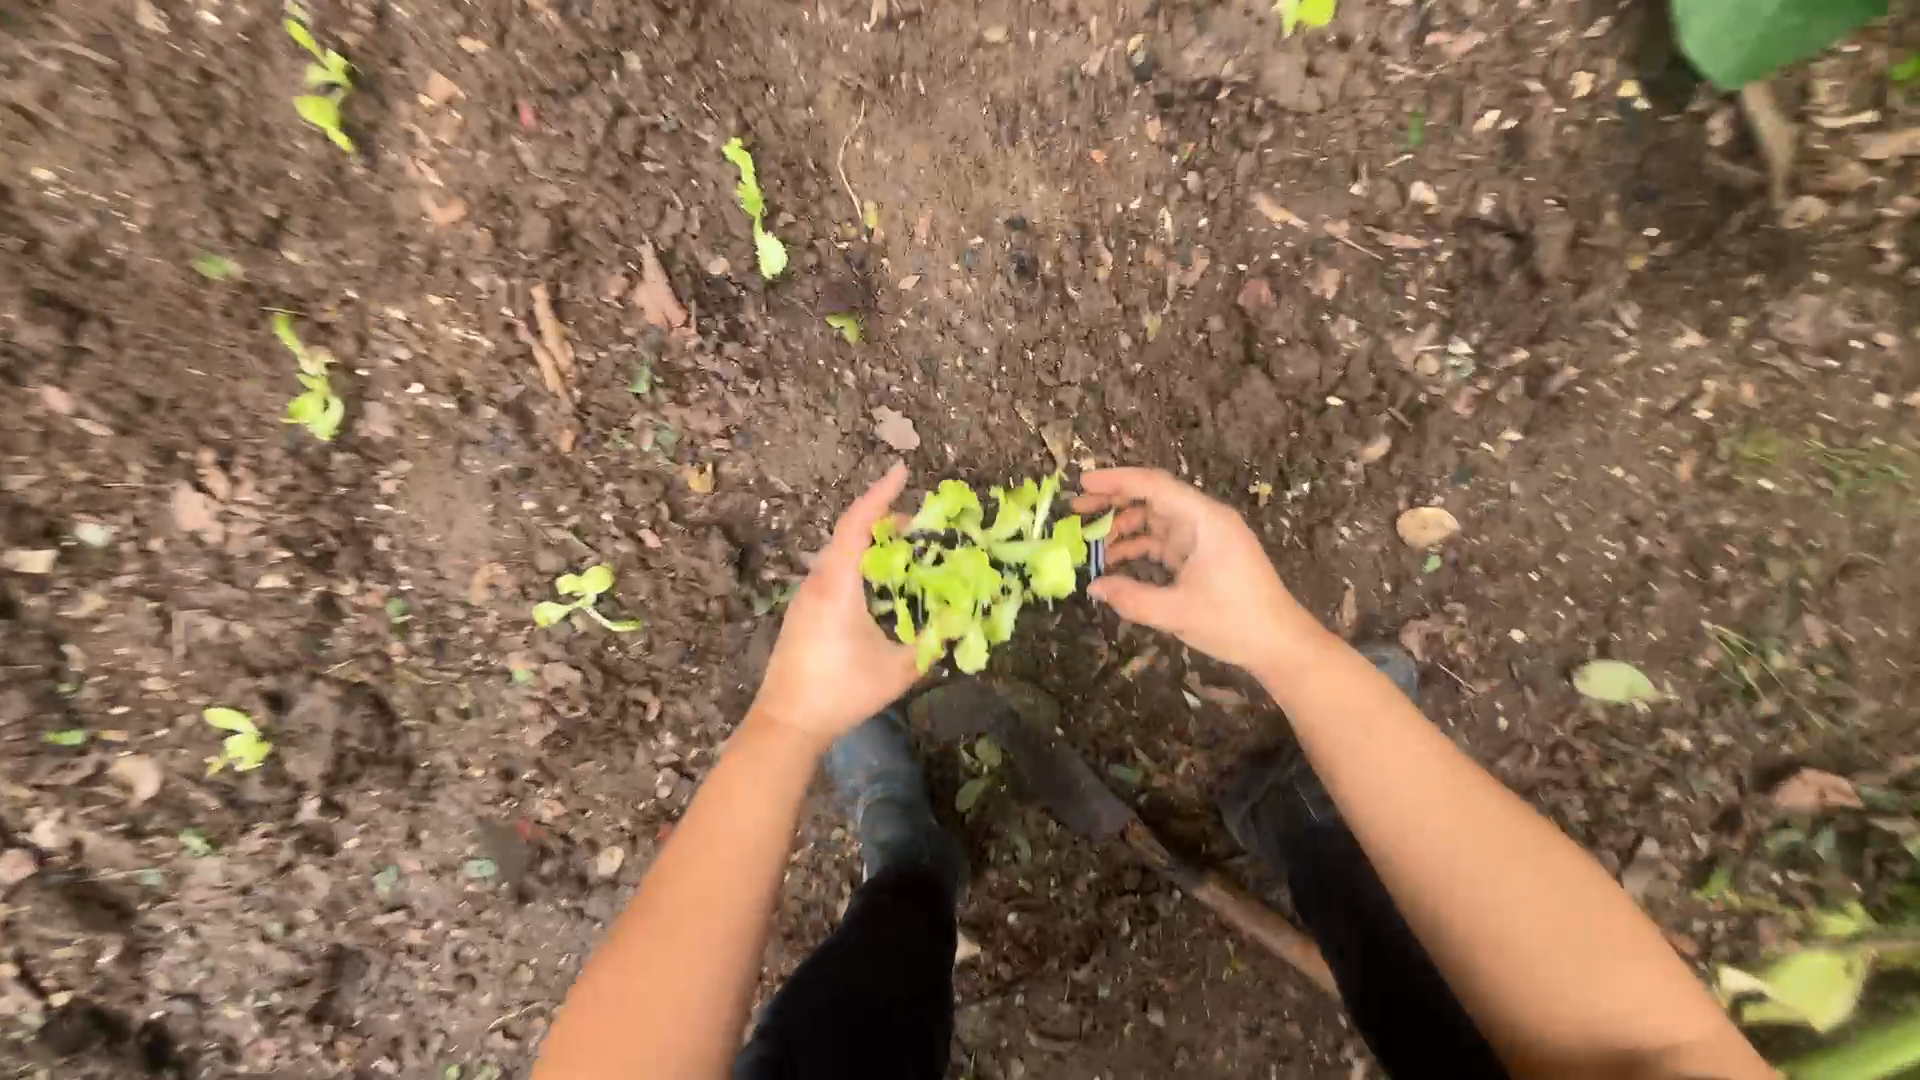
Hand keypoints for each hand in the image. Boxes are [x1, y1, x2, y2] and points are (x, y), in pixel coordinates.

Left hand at [746, 463, 920, 751]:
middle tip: (921, 526)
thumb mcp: (898, 670)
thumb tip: (963, 620)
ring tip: (906, 553)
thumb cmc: (841, 692)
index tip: (903, 472)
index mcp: (837, 585)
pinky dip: (859, 565)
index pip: (857, 524)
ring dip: (871, 545)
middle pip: (849, 535)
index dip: (880, 494)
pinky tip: (878, 586)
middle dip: (884, 521)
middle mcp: (817, 582)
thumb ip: (932, 643)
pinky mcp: (802, 613)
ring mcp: (805, 597)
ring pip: (839, 554)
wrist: (786, 723)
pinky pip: (832, 573)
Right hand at [1073, 468, 1326, 675]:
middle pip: (1153, 498)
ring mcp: (1204, 537)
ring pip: (1155, 520)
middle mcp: (1205, 520)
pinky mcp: (1202, 555)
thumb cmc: (1235, 622)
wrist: (1279, 644)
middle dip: (1114, 502)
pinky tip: (1114, 562)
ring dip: (1123, 528)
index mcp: (1205, 521)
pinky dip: (1138, 548)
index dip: (1117, 481)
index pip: (1155, 486)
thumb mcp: (1177, 612)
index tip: (1083, 482)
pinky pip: (1163, 541)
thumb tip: (1094, 587)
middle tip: (1077, 511)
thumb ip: (1131, 598)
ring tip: (1091, 544)